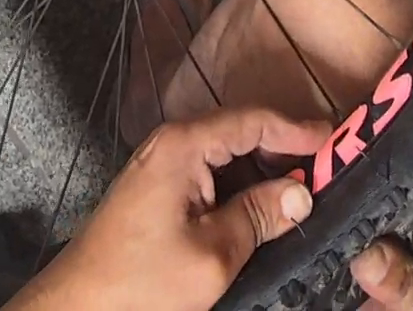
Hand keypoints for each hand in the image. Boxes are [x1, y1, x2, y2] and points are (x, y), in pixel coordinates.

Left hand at [7, 107, 327, 310]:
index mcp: (183, 145)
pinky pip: (211, 173)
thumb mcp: (212, 255)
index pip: (252, 121)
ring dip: (264, 169)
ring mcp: (164, 164)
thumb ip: (259, 216)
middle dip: (283, 148)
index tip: (336, 139)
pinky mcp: (160, 188)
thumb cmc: (140, 283)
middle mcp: (173, 142)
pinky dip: (241, 186)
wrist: (76, 309)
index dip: (296, 129)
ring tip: (304, 188)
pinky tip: (264, 205)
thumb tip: (302, 192)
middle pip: (240, 132)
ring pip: (227, 154)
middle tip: (328, 167)